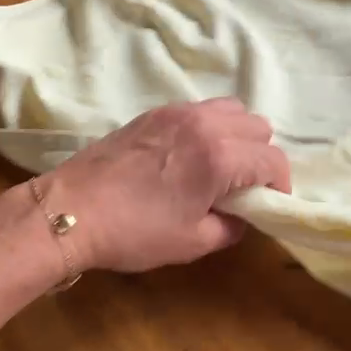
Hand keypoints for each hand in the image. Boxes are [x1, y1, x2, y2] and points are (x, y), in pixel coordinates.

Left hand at [38, 98, 290, 273]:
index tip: (268, 204)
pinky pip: (200, 109)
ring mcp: (178, 113)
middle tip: (243, 186)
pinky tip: (190, 154)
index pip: (273, 160)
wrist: (72, 210)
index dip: (279, 185)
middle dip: (260, 156)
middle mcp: (205, 124)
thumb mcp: (193, 242)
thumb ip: (231, 226)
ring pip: (232, 109)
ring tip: (220, 165)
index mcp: (220, 156)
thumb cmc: (134, 232)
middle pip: (258, 126)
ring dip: (237, 135)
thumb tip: (242, 215)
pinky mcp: (155, 112)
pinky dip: (209, 126)